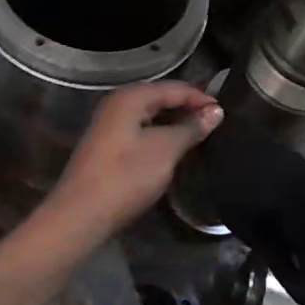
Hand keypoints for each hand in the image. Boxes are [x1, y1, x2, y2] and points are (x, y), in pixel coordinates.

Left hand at [45, 82, 222, 238]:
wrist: (80, 216)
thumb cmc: (125, 177)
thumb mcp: (165, 150)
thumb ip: (191, 128)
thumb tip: (215, 111)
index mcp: (130, 98)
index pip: (173, 88)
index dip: (200, 98)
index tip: (224, 112)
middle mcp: (116, 104)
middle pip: (159, 97)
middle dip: (187, 107)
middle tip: (214, 121)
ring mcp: (108, 126)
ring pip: (149, 114)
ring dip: (174, 121)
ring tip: (199, 133)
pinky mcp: (106, 147)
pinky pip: (140, 130)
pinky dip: (160, 134)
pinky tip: (173, 147)